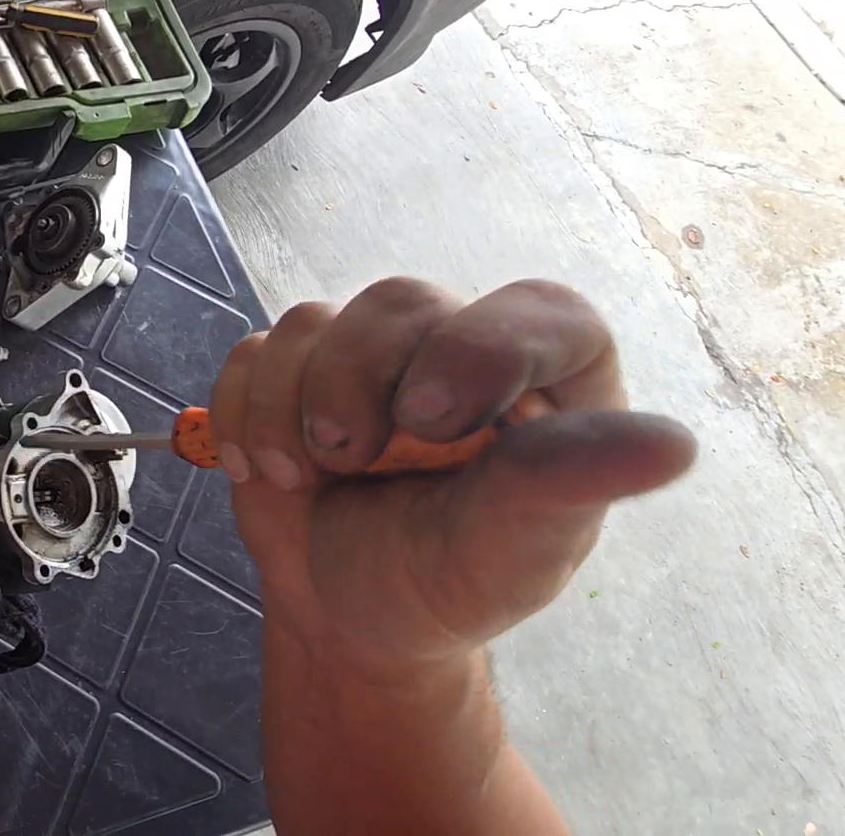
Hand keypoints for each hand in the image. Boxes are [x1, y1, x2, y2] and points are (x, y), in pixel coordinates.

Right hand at [211, 278, 696, 676]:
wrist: (338, 606)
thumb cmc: (437, 586)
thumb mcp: (504, 554)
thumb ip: (557, 490)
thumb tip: (668, 445)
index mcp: (540, 389)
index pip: (538, 312)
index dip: (481, 346)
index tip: (431, 424)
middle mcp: (448, 353)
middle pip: (396, 302)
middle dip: (352, 382)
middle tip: (345, 459)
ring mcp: (358, 358)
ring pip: (309, 321)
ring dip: (282, 405)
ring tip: (294, 477)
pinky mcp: (285, 372)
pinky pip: (249, 354)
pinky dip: (239, 411)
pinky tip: (256, 467)